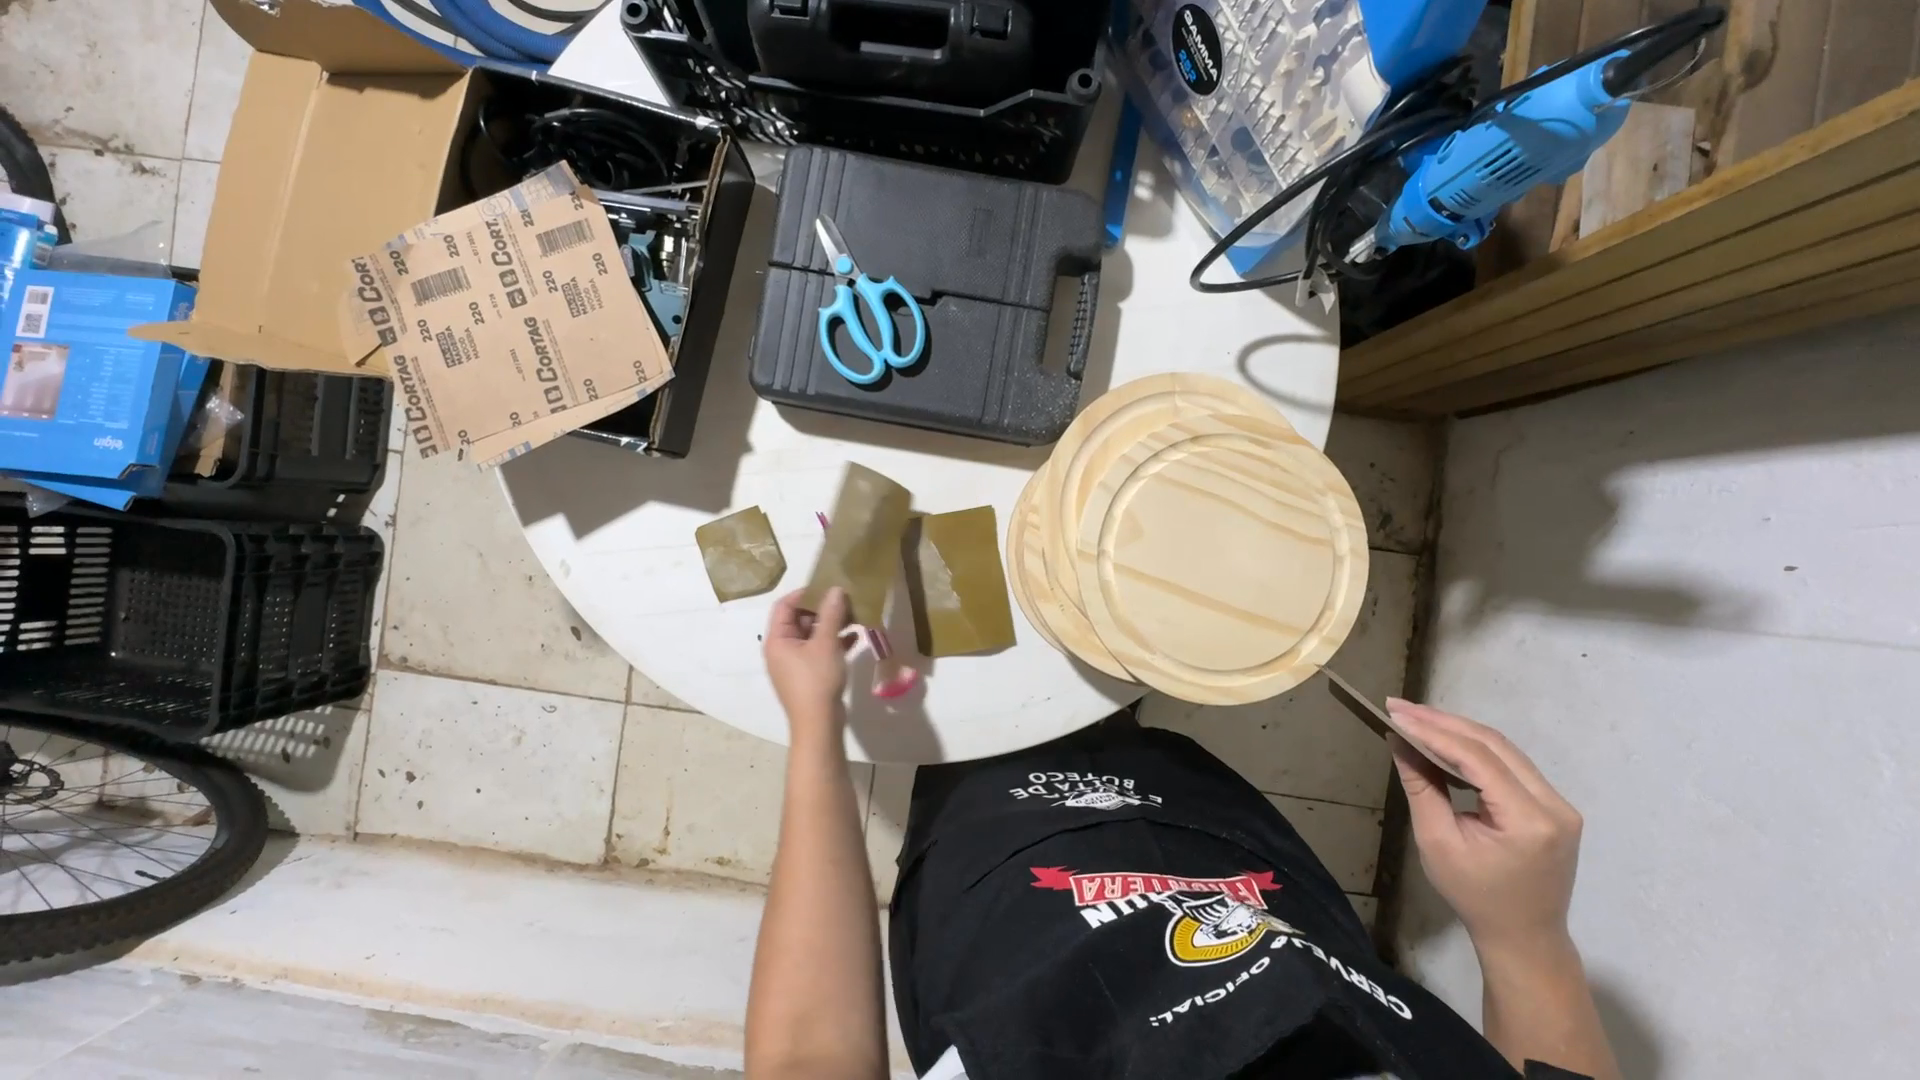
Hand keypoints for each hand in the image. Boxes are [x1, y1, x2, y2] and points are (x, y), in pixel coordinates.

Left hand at [764, 588, 854, 737]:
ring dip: (831, 624)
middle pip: (799, 619)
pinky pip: (819, 650)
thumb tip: (835, 589)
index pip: (784, 605)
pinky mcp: (808, 674)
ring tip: (854, 615)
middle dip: (823, 608)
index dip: (804, 593)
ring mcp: (794, 663)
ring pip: (812, 635)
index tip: (828, 586)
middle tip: (845, 599)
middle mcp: (781, 649)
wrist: (819, 724)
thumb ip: (831, 614)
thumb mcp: (826, 643)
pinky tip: (855, 637)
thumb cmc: (817, 680)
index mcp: (777, 640)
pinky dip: (834, 641)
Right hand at [1388, 700, 1582, 961]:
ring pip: (1504, 749)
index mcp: (1529, 820)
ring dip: (1458, 731)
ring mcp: (1559, 804)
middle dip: (1444, 723)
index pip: (1477, 758)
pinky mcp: (1554, 806)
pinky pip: (1511, 764)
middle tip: (1399, 708)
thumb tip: (1401, 742)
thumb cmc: (1474, 895)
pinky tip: (1445, 741)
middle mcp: (1554, 805)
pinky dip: (1475, 748)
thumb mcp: (1437, 842)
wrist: (1523, 936)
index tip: (1395, 714)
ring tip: (1416, 718)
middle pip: (1494, 745)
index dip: (1434, 732)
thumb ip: (1422, 788)